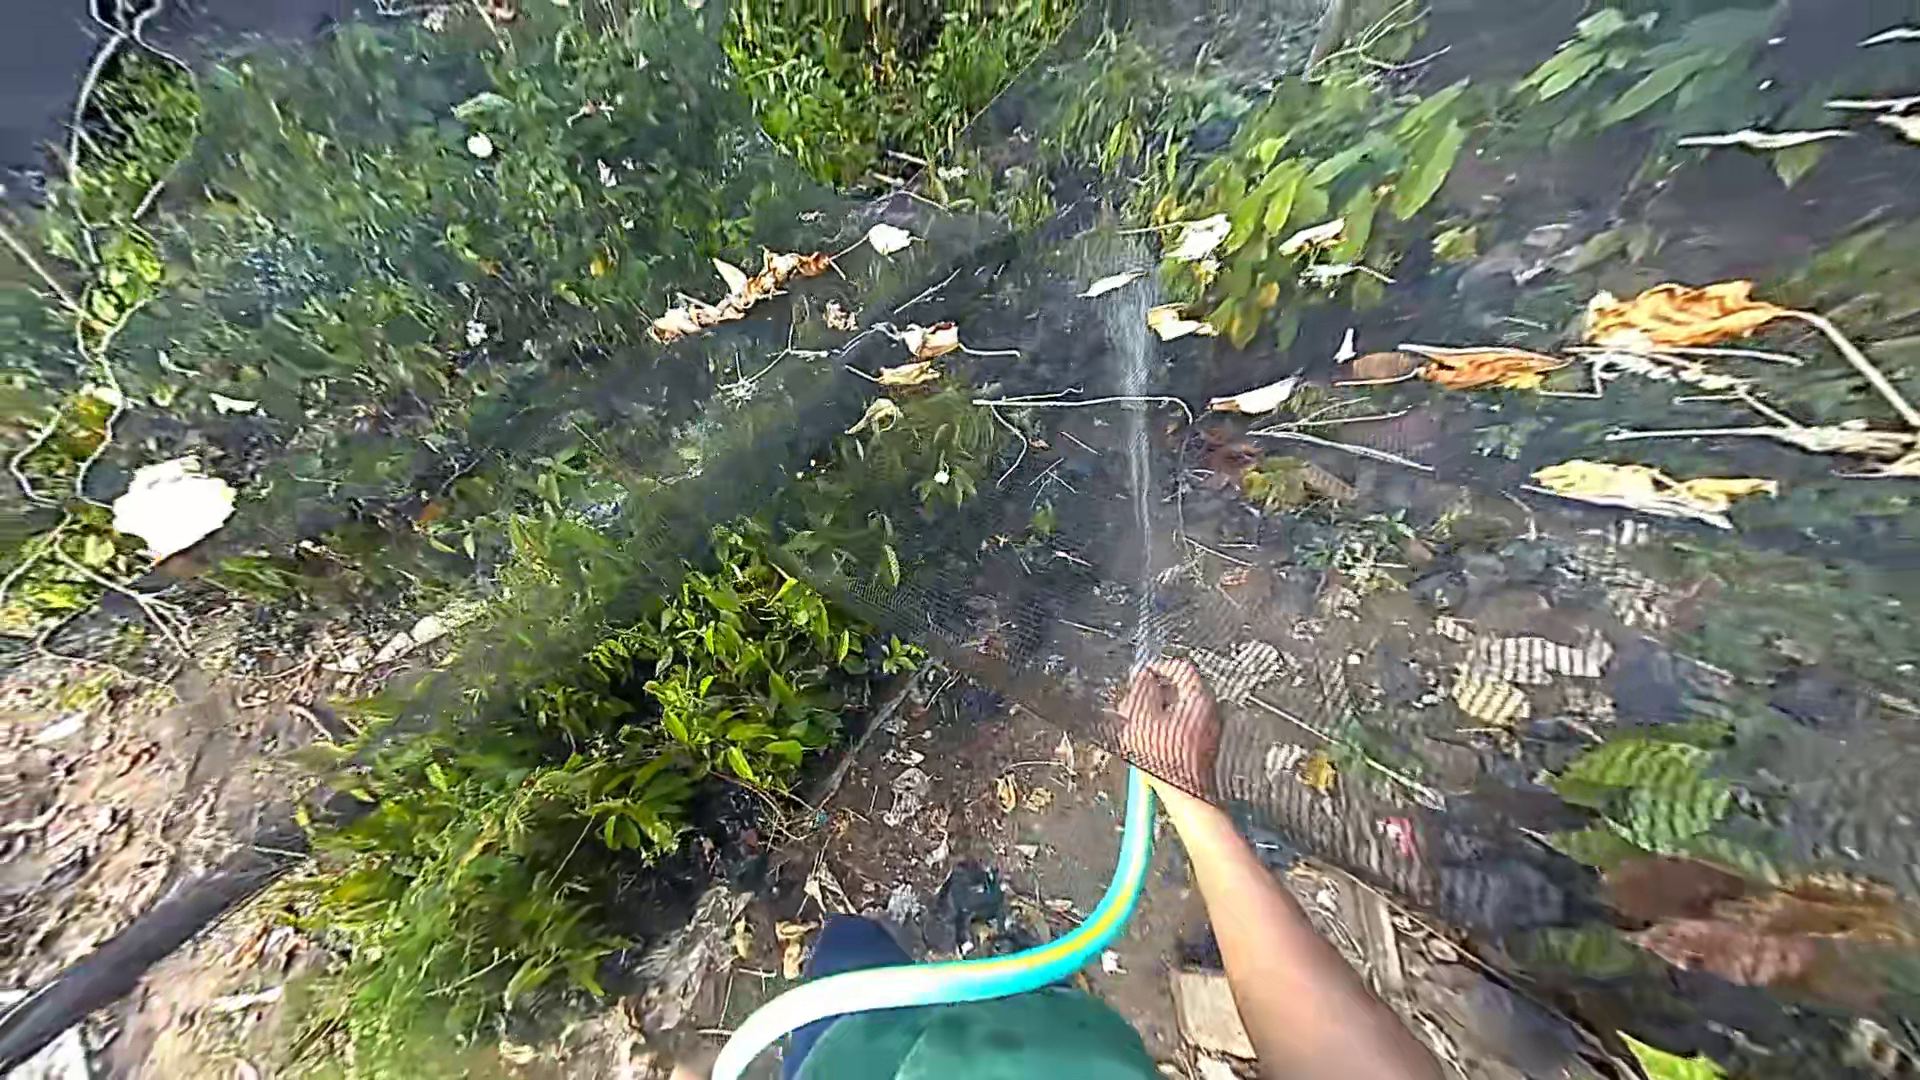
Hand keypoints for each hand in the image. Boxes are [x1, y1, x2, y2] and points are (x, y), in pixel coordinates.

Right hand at [1113, 659, 1221, 805]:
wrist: (1184, 796)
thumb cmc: (1163, 757)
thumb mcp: (1143, 716)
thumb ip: (1142, 689)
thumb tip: (1143, 674)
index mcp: (1198, 698)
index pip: (1180, 667)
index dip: (1156, 667)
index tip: (1138, 678)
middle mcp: (1208, 710)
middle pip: (1177, 687)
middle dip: (1150, 692)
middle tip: (1130, 704)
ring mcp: (1207, 728)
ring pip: (1176, 706)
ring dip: (1152, 710)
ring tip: (1132, 724)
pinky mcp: (1200, 745)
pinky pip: (1179, 724)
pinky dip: (1161, 725)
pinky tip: (1144, 739)